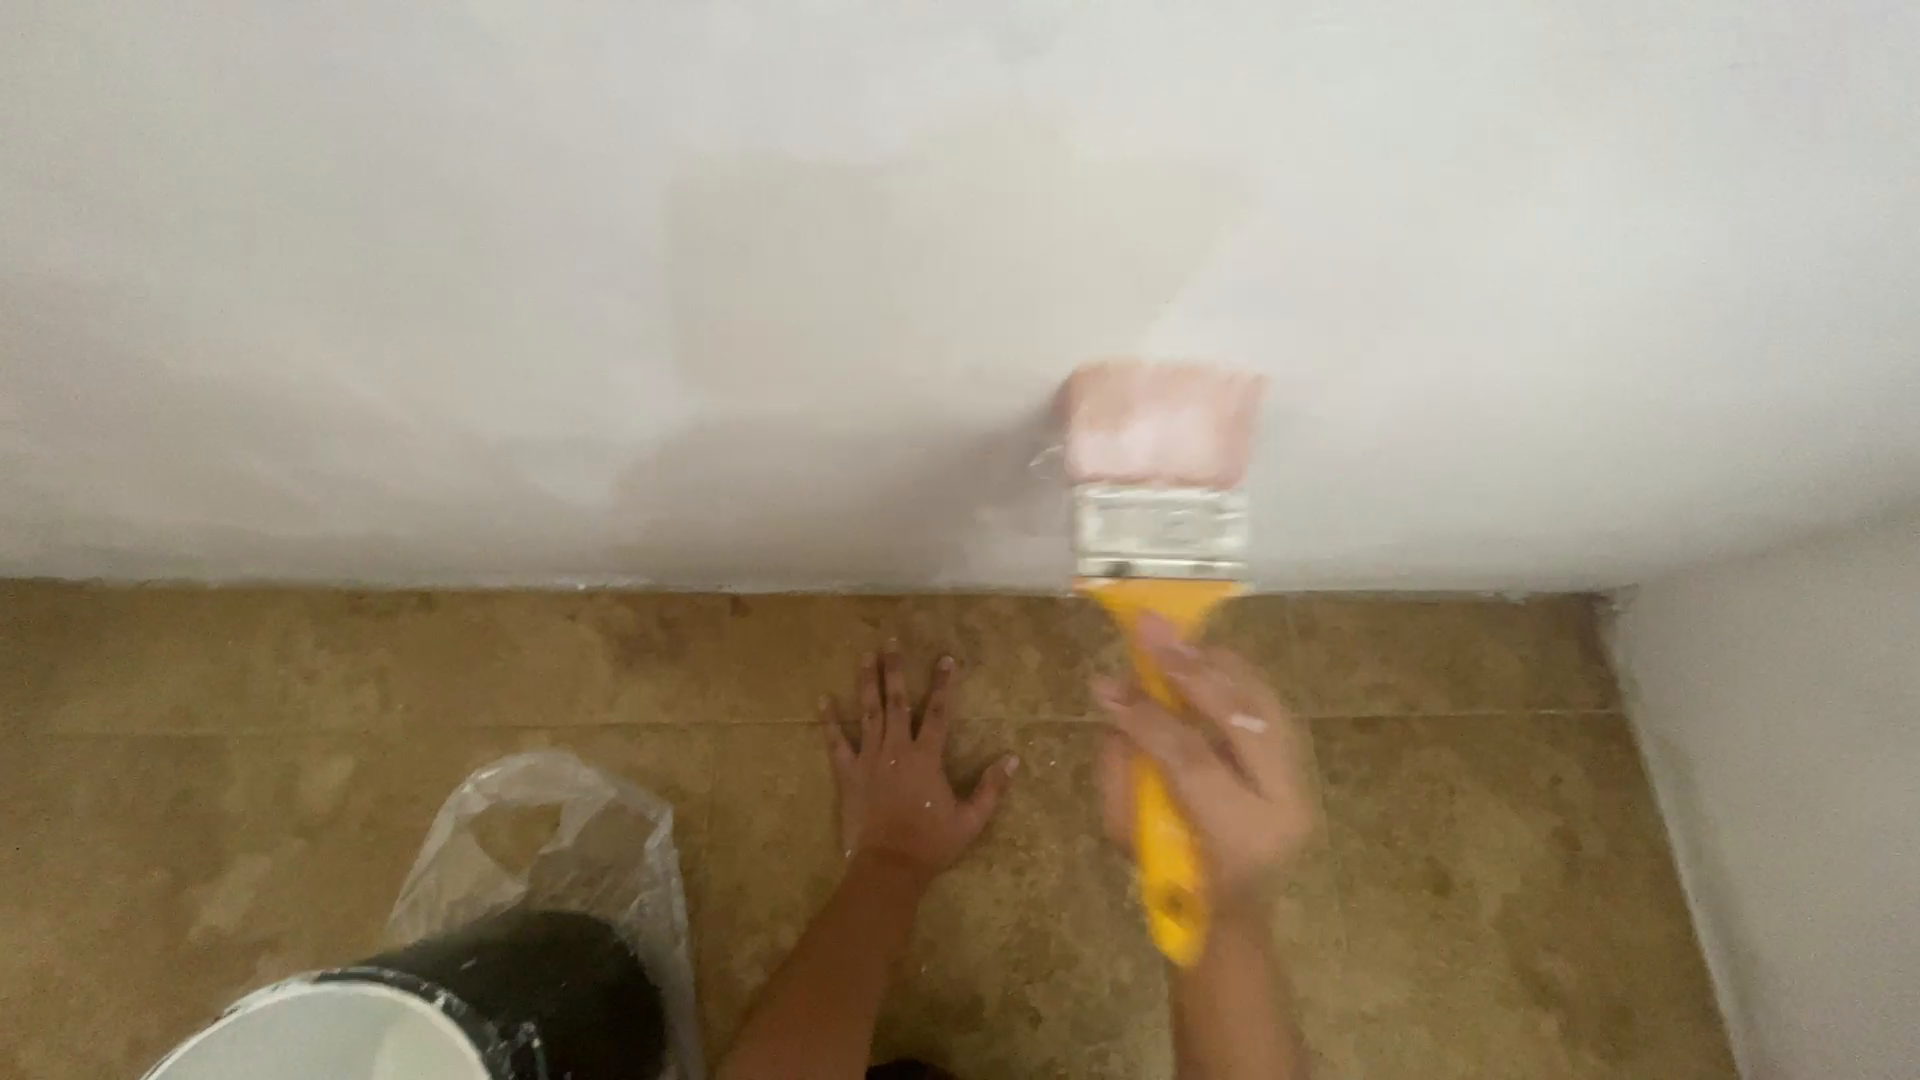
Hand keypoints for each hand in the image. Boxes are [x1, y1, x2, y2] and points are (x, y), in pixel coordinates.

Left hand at [818, 641, 1017, 886]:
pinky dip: (830, 721)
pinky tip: (822, 699)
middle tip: (891, 642)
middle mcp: (897, 749)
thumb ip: (991, 788)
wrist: (888, 867)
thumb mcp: (971, 820)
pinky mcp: (848, 774)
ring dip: (867, 682)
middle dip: (895, 669)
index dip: (944, 684)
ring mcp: (869, 759)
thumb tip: (1013, 759)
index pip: (939, 712)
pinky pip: (836, 743)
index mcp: (927, 757)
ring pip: (869, 713)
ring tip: (865, 655)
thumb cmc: (931, 844)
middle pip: (898, 701)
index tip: (945, 658)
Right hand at [1092, 614, 1315, 910]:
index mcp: (1240, 836)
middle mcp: (1283, 803)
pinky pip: (1263, 698)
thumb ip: (1120, 774)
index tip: (1105, 685)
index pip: (1194, 761)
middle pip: (1241, 718)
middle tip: (1146, 626)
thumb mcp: (1129, 837)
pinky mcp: (1296, 758)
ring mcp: (1299, 778)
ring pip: (1260, 699)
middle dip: (1189, 668)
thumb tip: (1116, 711)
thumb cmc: (1171, 878)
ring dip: (1212, 661)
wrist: (1233, 905)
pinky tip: (1195, 653)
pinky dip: (1229, 671)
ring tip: (1169, 635)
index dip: (1148, 718)